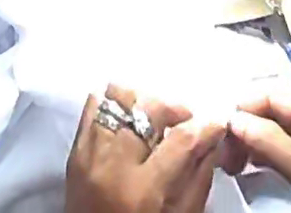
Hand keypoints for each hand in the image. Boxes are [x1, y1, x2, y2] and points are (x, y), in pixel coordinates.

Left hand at [66, 84, 226, 212]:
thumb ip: (198, 181)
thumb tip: (211, 140)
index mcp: (142, 192)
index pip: (181, 141)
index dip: (205, 128)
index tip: (216, 124)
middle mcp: (113, 165)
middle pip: (150, 109)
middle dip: (174, 108)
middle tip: (184, 119)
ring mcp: (89, 154)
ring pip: (120, 98)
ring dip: (143, 103)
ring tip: (153, 118)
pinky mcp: (74, 150)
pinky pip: (93, 105)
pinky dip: (113, 104)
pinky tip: (127, 117)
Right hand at [223, 90, 290, 212]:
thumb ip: (270, 143)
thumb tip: (234, 118)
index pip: (276, 97)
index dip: (245, 109)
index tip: (217, 129)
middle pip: (277, 113)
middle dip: (249, 129)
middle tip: (222, 154)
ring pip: (281, 134)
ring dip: (256, 144)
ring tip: (230, 162)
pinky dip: (270, 157)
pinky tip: (251, 166)